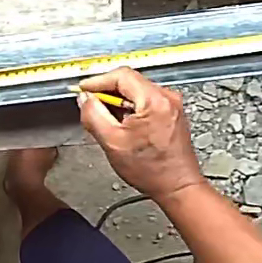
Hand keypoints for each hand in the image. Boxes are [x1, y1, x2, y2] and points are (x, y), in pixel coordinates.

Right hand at [77, 67, 205, 201]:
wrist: (177, 187)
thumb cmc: (151, 169)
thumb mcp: (111, 141)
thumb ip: (93, 115)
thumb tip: (84, 99)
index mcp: (154, 101)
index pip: (121, 75)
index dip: (97, 81)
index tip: (83, 89)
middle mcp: (167, 98)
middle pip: (129, 81)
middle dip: (106, 92)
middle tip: (91, 105)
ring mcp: (171, 105)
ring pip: (135, 91)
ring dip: (117, 101)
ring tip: (107, 119)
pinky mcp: (171, 113)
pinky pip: (144, 101)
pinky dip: (129, 108)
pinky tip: (121, 124)